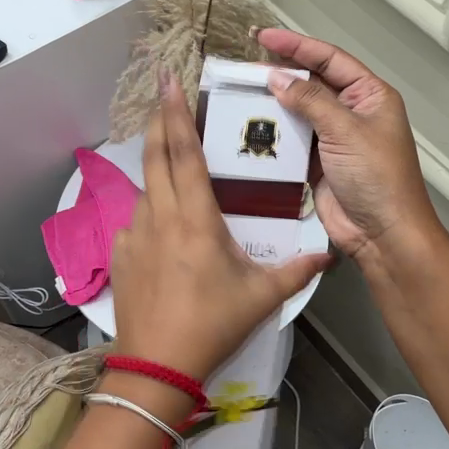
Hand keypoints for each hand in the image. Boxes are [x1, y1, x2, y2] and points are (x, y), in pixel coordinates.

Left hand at [108, 73, 332, 383]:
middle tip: (164, 94)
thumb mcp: (261, 298)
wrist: (156, 368)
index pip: (184, 154)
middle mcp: (160, 217)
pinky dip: (150, 209)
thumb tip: (326, 255)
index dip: (177, 114)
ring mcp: (135, 236)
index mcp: (195, 219)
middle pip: (156, 157)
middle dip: (160, 121)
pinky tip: (162, 225)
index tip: (169, 81)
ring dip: (156, 167)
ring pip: (146, 189)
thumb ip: (295, 271)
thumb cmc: (212, 325)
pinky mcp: (122, 256)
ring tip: (172, 161)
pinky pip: (136, 220)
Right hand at [257, 28, 440, 262]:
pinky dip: (273, 134)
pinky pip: (292, 141)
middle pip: (312, 83)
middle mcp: (352, 113)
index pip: (330, 59)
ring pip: (298, 113)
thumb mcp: (346, 131)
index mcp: (370, 96)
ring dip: (273, 105)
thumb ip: (310, 100)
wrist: (383, 234)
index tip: (263, 37)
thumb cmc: (376, 177)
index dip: (297, 46)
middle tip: (244, 68)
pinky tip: (249, 127)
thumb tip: (276, 78)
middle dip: (281, 74)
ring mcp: (334, 139)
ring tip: (239, 93)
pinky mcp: (317, 164)